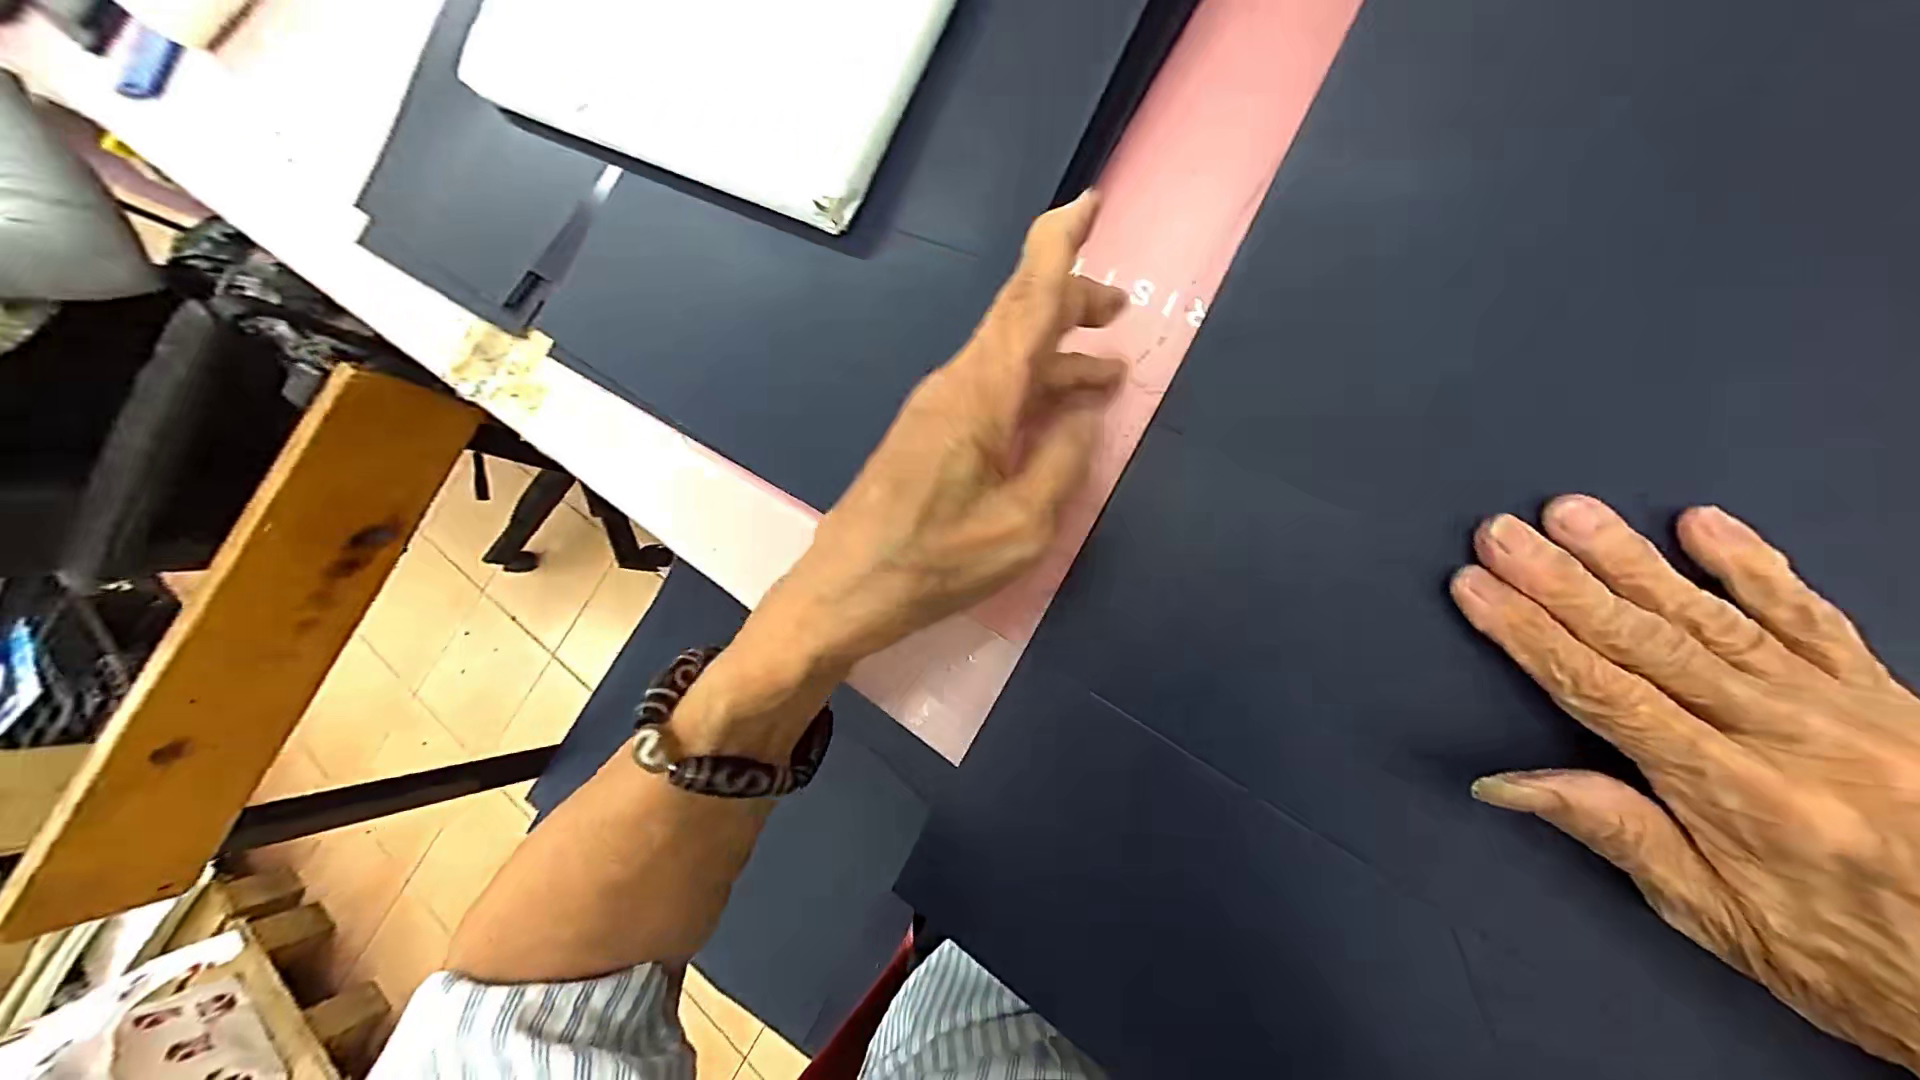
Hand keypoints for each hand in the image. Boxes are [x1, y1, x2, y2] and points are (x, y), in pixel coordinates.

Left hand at [750, 192, 1127, 668]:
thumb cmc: (935, 562)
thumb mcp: (1021, 525)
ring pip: (1006, 355)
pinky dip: (1029, 387)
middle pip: (1018, 317)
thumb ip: (1061, 461)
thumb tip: (1084, 415)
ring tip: (1105, 372)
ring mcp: (936, 408)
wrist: (847, 589)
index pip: (1027, 299)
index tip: (1089, 203)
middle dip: (1071, 302)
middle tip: (1118, 311)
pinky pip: (989, 389)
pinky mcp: (928, 434)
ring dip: (1056, 354)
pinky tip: (1053, 413)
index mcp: (981, 395)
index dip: (1060, 245)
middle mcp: (955, 385)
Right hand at [1453, 495, 1919, 1068]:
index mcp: (1743, 796)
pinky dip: (1754, 565)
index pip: (1601, 694)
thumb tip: (1499, 784)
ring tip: (1570, 511)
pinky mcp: (1890, 694)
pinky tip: (1701, 523)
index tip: (1474, 588)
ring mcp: (1850, 707)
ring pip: (1711, 616)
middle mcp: (1794, 738)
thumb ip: (1614, 833)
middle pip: (1646, 642)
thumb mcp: (1721, 920)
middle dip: (1560, 581)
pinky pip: (1814, 618)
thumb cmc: (1857, 959)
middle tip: (1501, 532)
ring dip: (1629, 558)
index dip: (1527, 635)